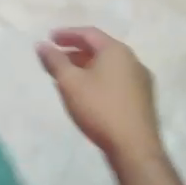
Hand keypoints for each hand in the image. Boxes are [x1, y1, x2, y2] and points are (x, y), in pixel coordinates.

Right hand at [36, 27, 163, 162]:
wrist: (135, 150)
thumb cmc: (100, 108)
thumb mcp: (70, 82)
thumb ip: (54, 60)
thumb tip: (41, 44)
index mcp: (116, 51)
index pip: (89, 33)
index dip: (67, 34)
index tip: (50, 38)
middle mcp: (133, 61)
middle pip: (100, 49)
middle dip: (76, 51)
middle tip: (57, 57)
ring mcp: (142, 82)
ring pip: (110, 66)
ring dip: (87, 67)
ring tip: (69, 76)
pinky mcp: (144, 101)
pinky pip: (118, 81)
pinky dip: (100, 80)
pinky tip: (88, 94)